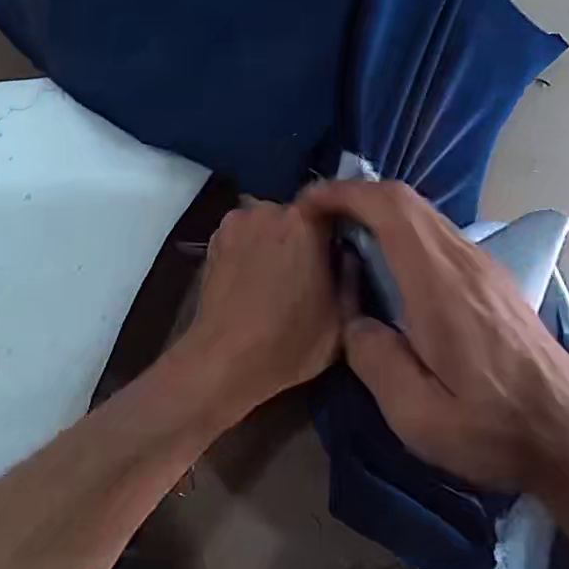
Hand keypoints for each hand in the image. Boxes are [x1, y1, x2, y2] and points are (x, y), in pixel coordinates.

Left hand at [179, 199, 340, 414]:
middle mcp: (271, 210)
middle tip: (310, 268)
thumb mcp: (341, 317)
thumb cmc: (288, 343)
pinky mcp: (215, 237)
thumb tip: (351, 251)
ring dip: (277, 239)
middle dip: (306, 235)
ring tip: (278, 275)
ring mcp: (238, 220)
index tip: (341, 247)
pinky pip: (246, 231)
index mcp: (306, 222)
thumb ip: (353, 274)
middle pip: (299, 214)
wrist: (222, 364)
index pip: (333, 204)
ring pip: (271, 221)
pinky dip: (252, 245)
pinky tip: (252, 275)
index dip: (339, 225)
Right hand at [297, 181, 568, 491]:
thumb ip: (374, 357)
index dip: (345, 194)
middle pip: (407, 201)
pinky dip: (404, 232)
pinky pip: (439, 235)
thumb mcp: (417, 415)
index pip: (392, 208)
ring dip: (381, 214)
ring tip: (346, 242)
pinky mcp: (493, 277)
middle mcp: (464, 258)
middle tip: (317, 222)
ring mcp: (483, 264)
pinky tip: (391, 268)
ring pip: (425, 215)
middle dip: (357, 197)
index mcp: (440, 283)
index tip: (308, 205)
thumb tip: (357, 320)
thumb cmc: (493, 427)